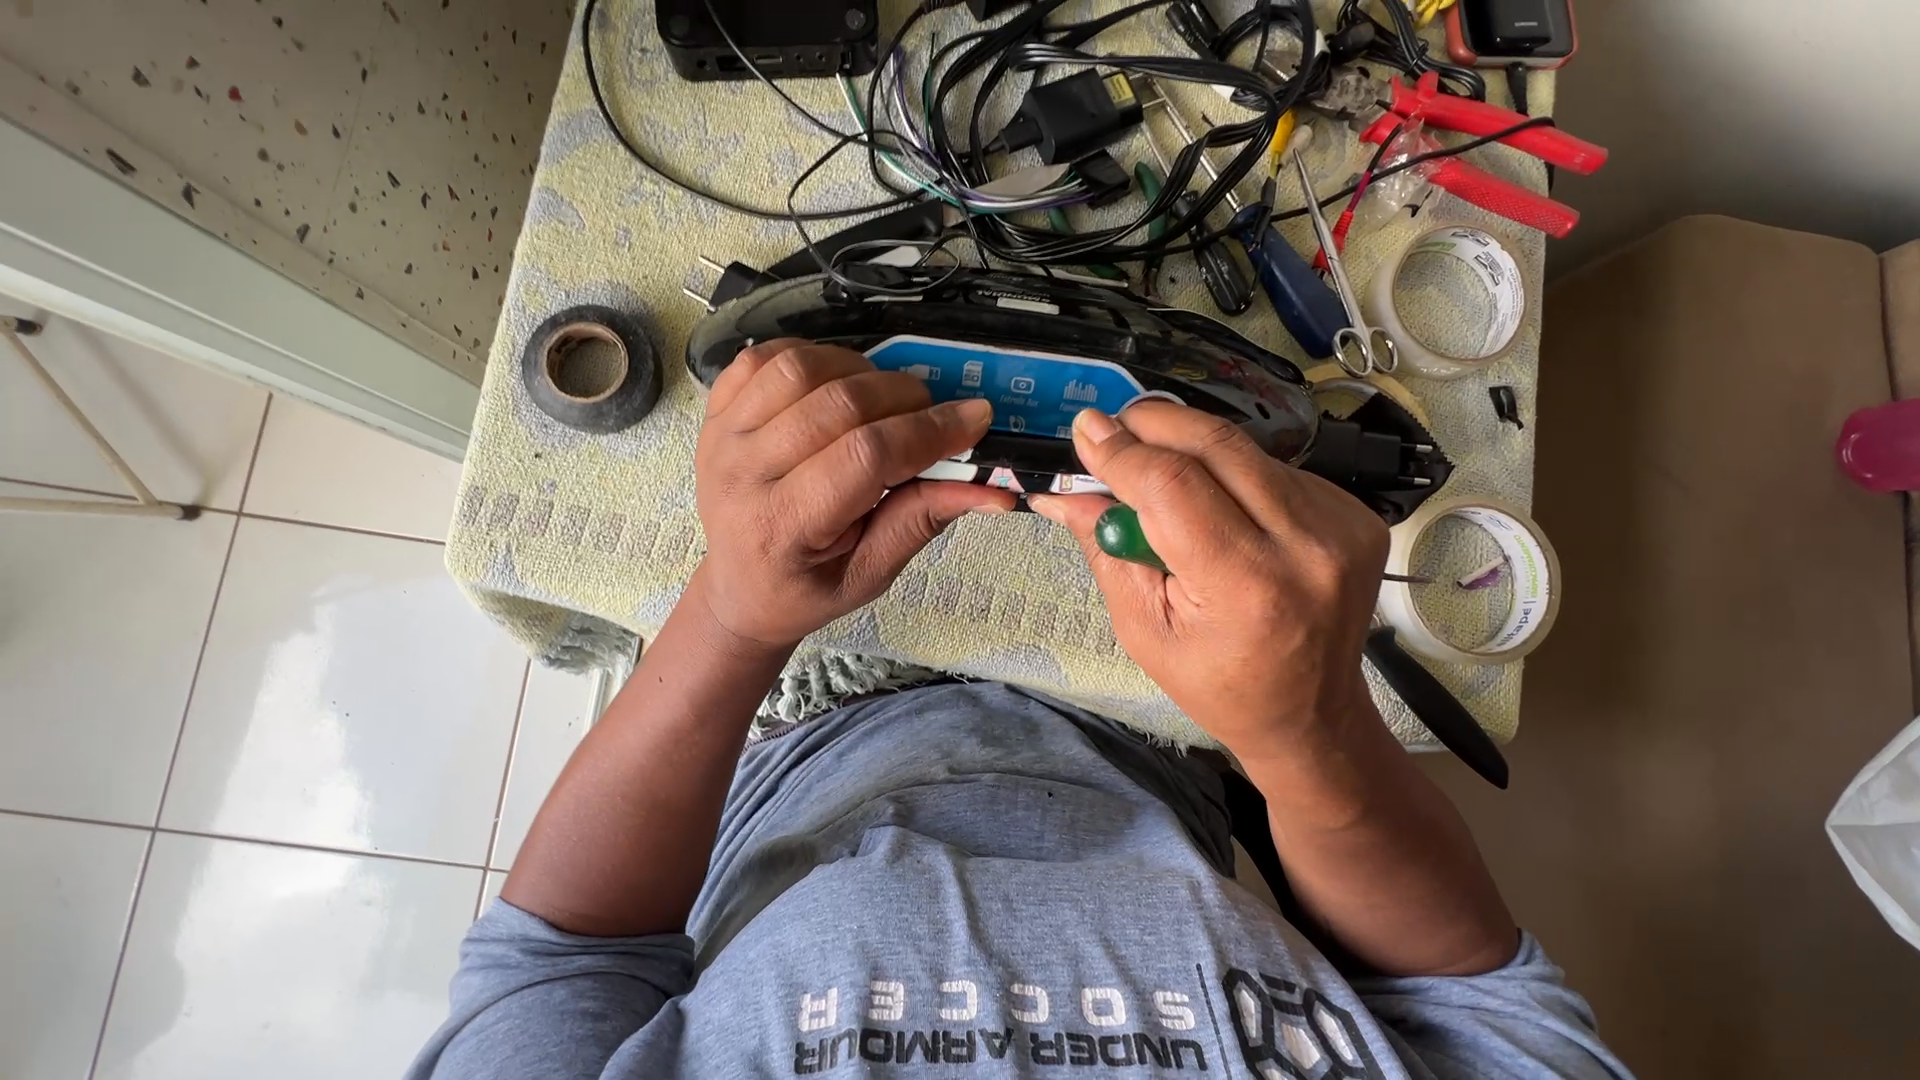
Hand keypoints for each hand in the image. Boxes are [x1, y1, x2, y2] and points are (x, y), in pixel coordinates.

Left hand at [693, 339, 1014, 646]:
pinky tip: (838, 382)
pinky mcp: (716, 412)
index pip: (863, 457)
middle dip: (904, 399)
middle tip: (932, 414)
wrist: (739, 586)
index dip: (927, 431)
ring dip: (860, 371)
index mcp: (782, 527)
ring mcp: (722, 436)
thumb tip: (991, 489)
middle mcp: (742, 474)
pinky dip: (814, 357)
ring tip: (884, 399)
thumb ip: (922, 521)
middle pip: (837, 404)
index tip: (975, 419)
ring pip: (801, 368)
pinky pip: (766, 357)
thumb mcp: (871, 573)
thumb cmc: (807, 588)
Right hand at [1028, 402, 1387, 758]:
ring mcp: (1340, 523)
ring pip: (1244, 449)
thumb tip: (1062, 491)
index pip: (1173, 486)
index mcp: (1247, 586)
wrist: (1311, 713)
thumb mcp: (1143, 629)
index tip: (1085, 431)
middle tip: (1113, 426)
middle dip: (1154, 422)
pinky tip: (1218, 505)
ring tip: (1157, 475)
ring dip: (1190, 448)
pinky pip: (1272, 468)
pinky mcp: (1353, 512)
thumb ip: (1106, 549)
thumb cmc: (1217, 683)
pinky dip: (1230, 472)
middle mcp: (1306, 545)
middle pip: (1216, 444)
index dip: (1122, 453)